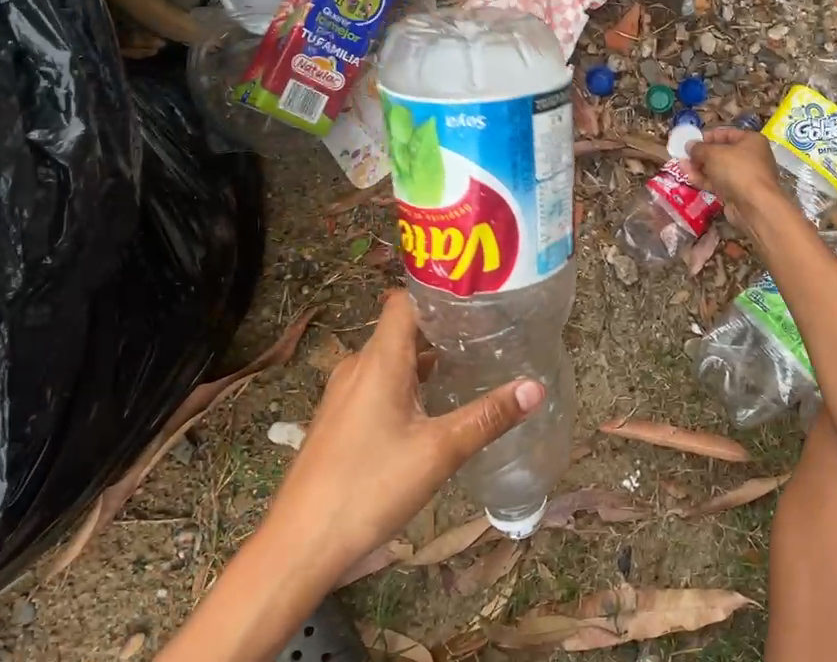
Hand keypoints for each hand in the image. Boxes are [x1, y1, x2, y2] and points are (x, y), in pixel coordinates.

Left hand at [269, 289, 543, 579]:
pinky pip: (379, 385)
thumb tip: (536, 387)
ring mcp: (345, 395)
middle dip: (444, 328)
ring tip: (470, 364)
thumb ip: (488, 416)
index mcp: (379, 360)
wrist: (300, 544)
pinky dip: (409, 384)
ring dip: (427, 359)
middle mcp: (358, 367)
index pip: (406, 300)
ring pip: (392, 360)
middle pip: (402, 329)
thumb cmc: (370, 486)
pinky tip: (434, 406)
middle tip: (489, 331)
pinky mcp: (340, 421)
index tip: (480, 296)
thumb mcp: (439, 452)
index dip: (439, 291)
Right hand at [686, 128, 788, 237]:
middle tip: (684, 156)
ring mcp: (744, 176)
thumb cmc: (736, 169)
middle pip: (722, 152)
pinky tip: (689, 177)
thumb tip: (689, 145)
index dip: (707, 136)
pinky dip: (705, 180)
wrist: (754, 205)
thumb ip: (699, 148)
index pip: (726, 133)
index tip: (691, 141)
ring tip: (681, 166)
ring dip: (700, 168)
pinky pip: (719, 183)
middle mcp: (750, 157)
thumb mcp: (713, 153)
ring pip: (718, 169)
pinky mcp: (738, 193)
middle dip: (701, 154)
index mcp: (751, 141)